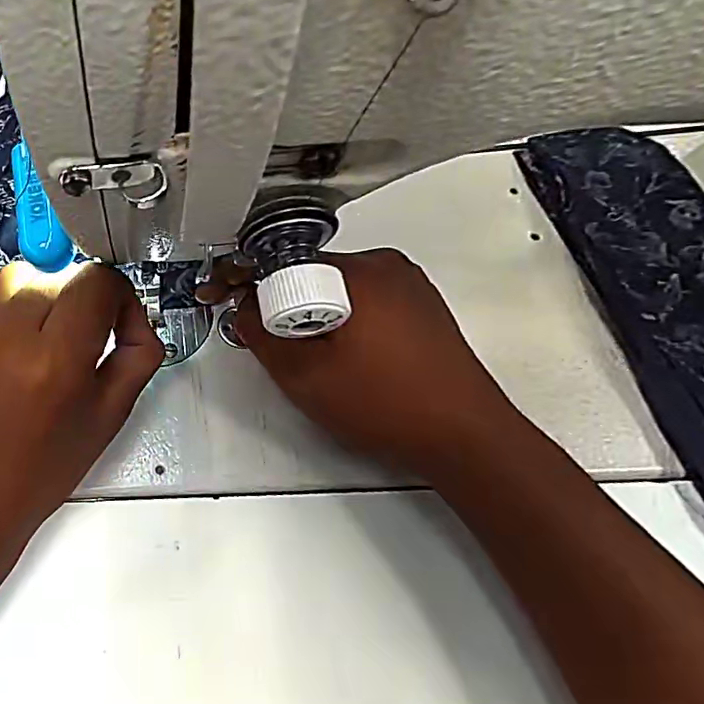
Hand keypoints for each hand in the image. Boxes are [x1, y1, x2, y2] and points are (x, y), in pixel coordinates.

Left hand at [0, 262, 164, 569]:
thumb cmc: (35, 470)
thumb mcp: (108, 417)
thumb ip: (137, 354)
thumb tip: (134, 316)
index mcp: (53, 364)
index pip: (96, 281)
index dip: (115, 294)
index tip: (113, 314)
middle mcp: (2, 342)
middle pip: (58, 274)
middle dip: (77, 299)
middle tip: (77, 337)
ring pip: (16, 274)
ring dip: (37, 294)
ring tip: (37, 338)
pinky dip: (0, 306)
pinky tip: (6, 344)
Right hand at [229, 249, 522, 468]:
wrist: (466, 438)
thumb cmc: (398, 408)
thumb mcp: (304, 376)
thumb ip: (261, 335)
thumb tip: (244, 310)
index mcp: (358, 273)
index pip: (282, 265)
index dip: (252, 289)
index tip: (237, 308)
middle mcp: (386, 267)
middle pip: (309, 275)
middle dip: (287, 308)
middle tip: (289, 350)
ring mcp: (407, 285)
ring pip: (336, 289)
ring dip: (317, 317)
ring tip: (329, 363)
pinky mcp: (418, 305)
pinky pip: (364, 301)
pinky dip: (347, 323)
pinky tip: (354, 362)